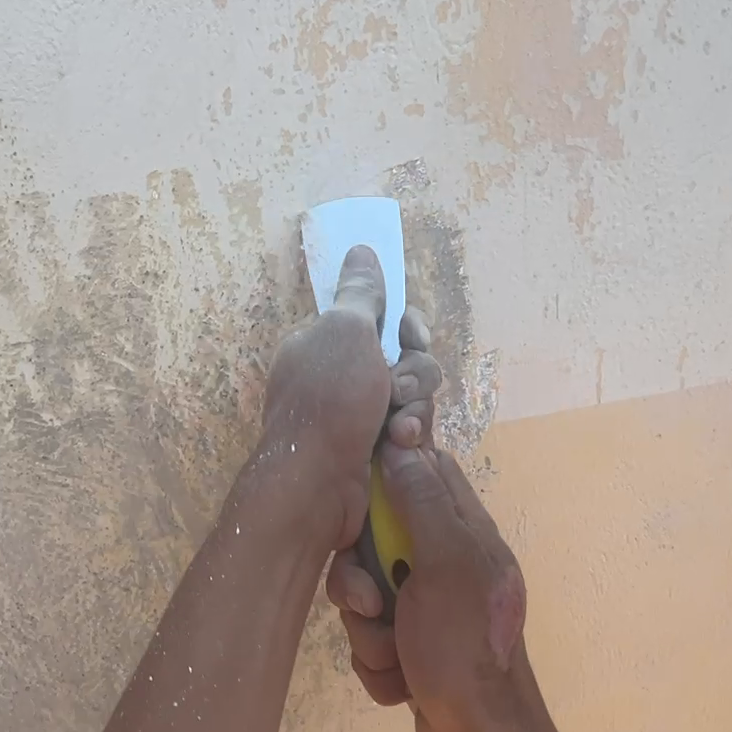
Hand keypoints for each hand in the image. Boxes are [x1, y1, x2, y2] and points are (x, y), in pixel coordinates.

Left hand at [258, 246, 392, 550]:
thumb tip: (361, 247)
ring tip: (397, 427)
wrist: (317, 485)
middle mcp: (343, 373)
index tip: (410, 333)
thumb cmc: (328, 401)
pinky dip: (409, 432)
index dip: (406, 326)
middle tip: (398, 388)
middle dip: (415, 371)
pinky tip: (399, 445)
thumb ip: (361, 292)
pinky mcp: (373, 444)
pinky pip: (409, 426)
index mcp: (327, 340)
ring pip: (415, 393)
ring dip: (414, 405)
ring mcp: (357, 411)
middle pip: (407, 356)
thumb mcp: (345, 332)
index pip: (381, 318)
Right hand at [326, 437, 529, 731]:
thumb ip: (421, 500)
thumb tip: (400, 440)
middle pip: (376, 536)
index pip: (423, 469)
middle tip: (373, 601)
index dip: (387, 470)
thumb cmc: (463, 642)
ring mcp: (425, 603)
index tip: (357, 491)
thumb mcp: (444, 561)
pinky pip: (369, 631)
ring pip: (364, 590)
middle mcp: (443, 558)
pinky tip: (401, 678)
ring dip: (369, 628)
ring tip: (396, 653)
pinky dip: (379, 659)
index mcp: (462, 529)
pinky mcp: (409, 640)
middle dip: (361, 577)